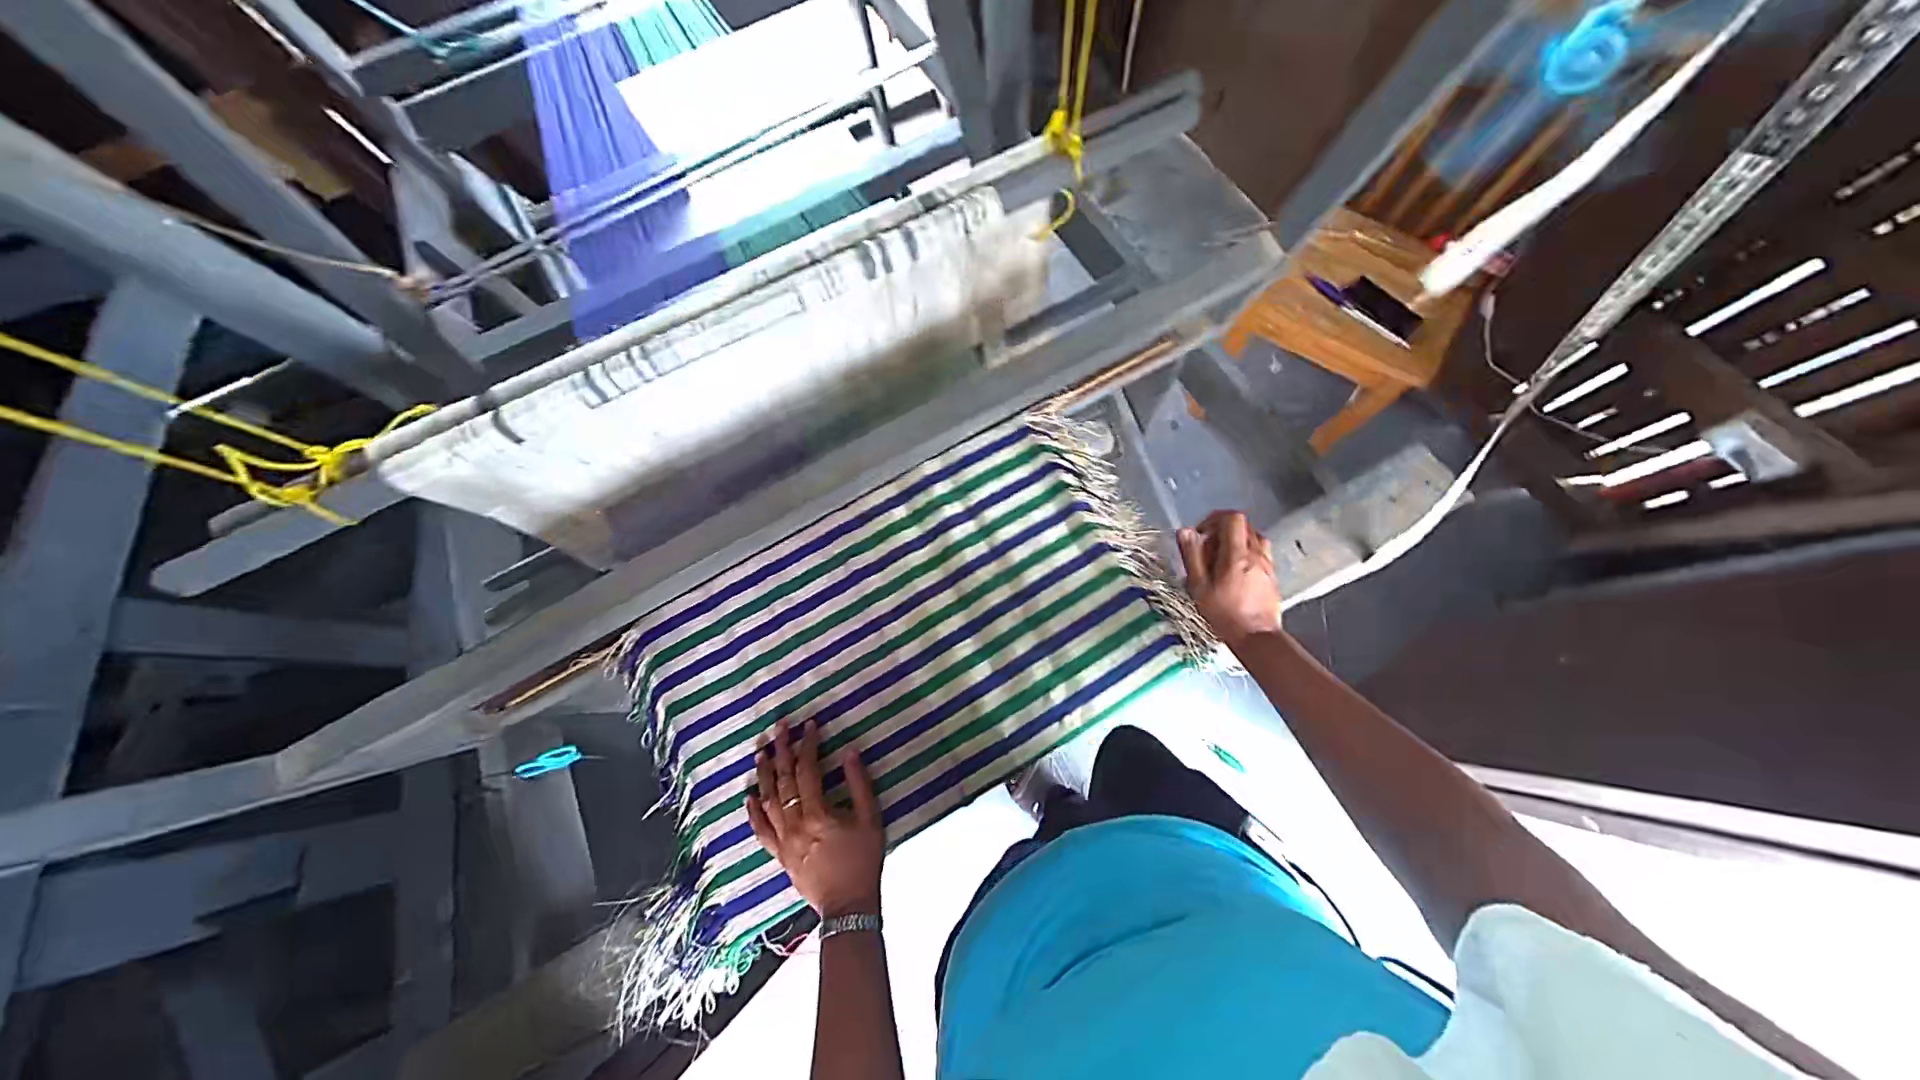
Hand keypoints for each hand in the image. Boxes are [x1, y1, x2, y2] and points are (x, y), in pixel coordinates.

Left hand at [747, 718, 884, 917]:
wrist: (848, 905)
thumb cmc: (863, 861)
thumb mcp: (871, 819)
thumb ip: (860, 784)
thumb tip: (850, 752)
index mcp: (818, 814)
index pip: (808, 769)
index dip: (807, 744)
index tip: (809, 725)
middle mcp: (795, 824)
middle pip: (783, 780)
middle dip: (781, 750)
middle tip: (779, 728)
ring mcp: (783, 840)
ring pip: (767, 801)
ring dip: (764, 774)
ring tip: (761, 752)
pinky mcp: (779, 855)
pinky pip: (760, 831)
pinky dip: (753, 812)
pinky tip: (749, 796)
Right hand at [1177, 510, 1283, 647]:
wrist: (1257, 637)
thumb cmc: (1224, 615)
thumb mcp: (1199, 586)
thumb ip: (1192, 556)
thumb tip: (1185, 531)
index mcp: (1237, 555)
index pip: (1232, 518)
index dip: (1214, 519)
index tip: (1202, 534)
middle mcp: (1256, 554)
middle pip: (1244, 525)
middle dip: (1223, 529)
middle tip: (1208, 548)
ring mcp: (1268, 564)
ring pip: (1254, 537)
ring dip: (1237, 540)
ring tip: (1222, 558)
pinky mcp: (1273, 575)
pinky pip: (1261, 552)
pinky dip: (1247, 552)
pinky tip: (1236, 571)